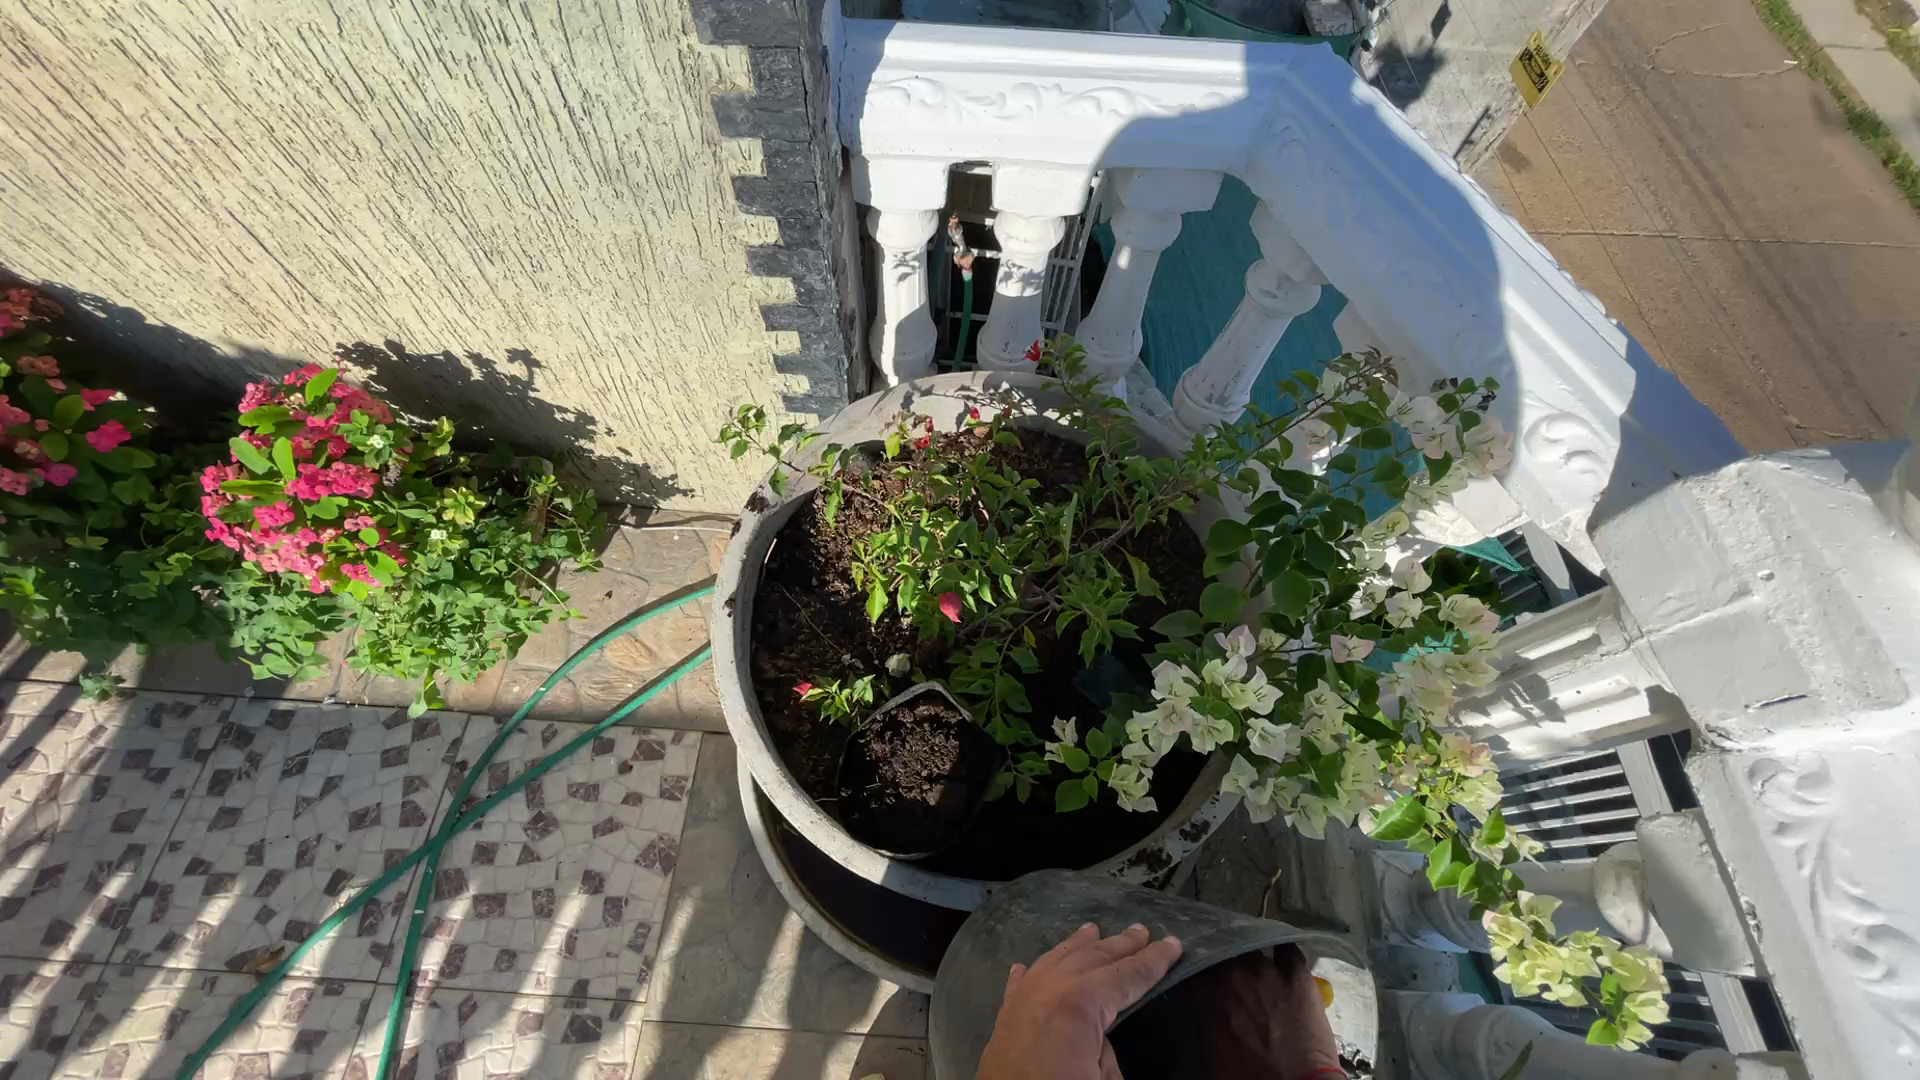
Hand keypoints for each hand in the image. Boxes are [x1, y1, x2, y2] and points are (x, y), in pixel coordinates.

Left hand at [975, 922, 1183, 1079]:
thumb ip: (1109, 1056)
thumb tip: (1099, 1041)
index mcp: (1082, 1002)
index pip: (1127, 975)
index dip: (1153, 961)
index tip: (1174, 943)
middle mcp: (1052, 987)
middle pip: (1094, 957)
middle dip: (1121, 944)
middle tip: (1141, 929)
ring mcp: (1025, 997)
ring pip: (1056, 958)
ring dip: (1078, 944)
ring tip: (1093, 929)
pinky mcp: (1006, 1014)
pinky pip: (1022, 980)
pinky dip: (1032, 969)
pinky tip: (1029, 964)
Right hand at [1192, 945, 1340, 1078]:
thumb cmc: (1250, 1074)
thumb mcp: (1214, 1046)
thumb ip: (1203, 1015)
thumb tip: (1196, 1000)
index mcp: (1208, 991)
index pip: (1197, 963)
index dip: (1200, 961)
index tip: (1201, 962)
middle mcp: (1233, 973)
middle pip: (1224, 949)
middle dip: (1225, 952)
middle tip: (1229, 959)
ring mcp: (1266, 970)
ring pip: (1253, 945)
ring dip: (1251, 949)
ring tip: (1253, 950)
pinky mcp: (1296, 975)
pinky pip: (1287, 948)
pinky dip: (1283, 947)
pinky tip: (1281, 949)